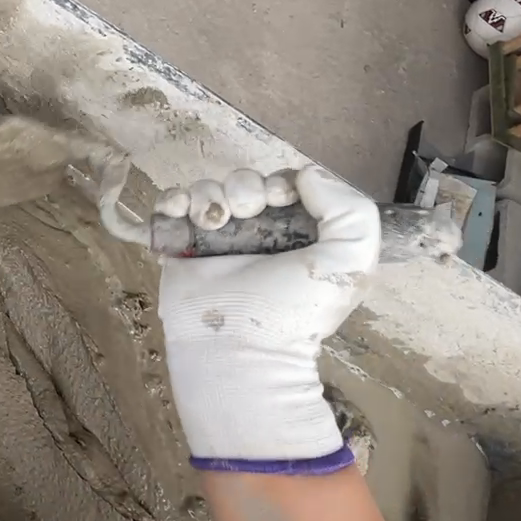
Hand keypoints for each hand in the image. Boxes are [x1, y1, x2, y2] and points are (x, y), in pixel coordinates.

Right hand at [156, 166, 379, 471]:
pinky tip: (181, 212)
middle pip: (242, 181)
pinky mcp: (177, 244)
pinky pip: (169, 204)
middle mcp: (254, 231)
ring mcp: (212, 236)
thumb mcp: (349, 264)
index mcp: (294, 233)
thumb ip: (351, 211)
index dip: (280, 182)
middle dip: (243, 189)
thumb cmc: (293, 310)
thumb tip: (306, 174)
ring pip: (206, 189)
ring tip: (213, 222)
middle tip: (246, 215)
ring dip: (208, 195)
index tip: (279, 199)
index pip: (283, 183)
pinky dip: (171, 199)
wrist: (237, 346)